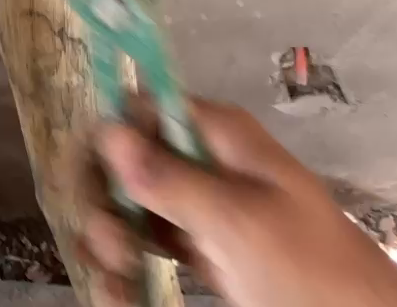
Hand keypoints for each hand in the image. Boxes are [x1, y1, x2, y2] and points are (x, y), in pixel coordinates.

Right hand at [75, 100, 396, 306]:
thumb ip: (170, 178)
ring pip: (130, 202)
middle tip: (112, 251)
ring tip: (118, 286)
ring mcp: (199, 203)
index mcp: (216, 133)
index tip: (90, 186)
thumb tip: (108, 129)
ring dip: (111, 239)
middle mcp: (201, 157)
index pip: (140, 109)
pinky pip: (148, 240)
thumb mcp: (238, 221)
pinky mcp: (199, 245)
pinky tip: (120, 294)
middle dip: (106, 202)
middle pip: (125, 159)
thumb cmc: (305, 267)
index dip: (107, 142)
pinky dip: (128, 265)